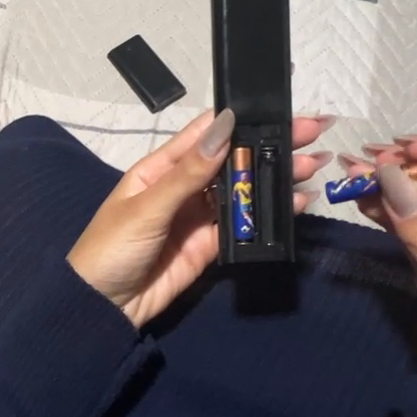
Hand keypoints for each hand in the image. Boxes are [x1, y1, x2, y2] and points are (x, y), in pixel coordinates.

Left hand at [69, 111, 332, 328]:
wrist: (102, 309)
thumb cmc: (110, 249)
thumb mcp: (146, 207)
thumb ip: (187, 173)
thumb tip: (223, 128)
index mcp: (159, 169)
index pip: (204, 136)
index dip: (241, 119)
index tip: (279, 108)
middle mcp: (182, 188)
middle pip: (231, 162)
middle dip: (268, 146)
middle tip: (314, 133)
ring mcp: (197, 218)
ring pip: (242, 192)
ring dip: (274, 178)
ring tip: (313, 166)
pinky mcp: (208, 248)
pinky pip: (242, 227)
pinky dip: (268, 215)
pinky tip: (294, 203)